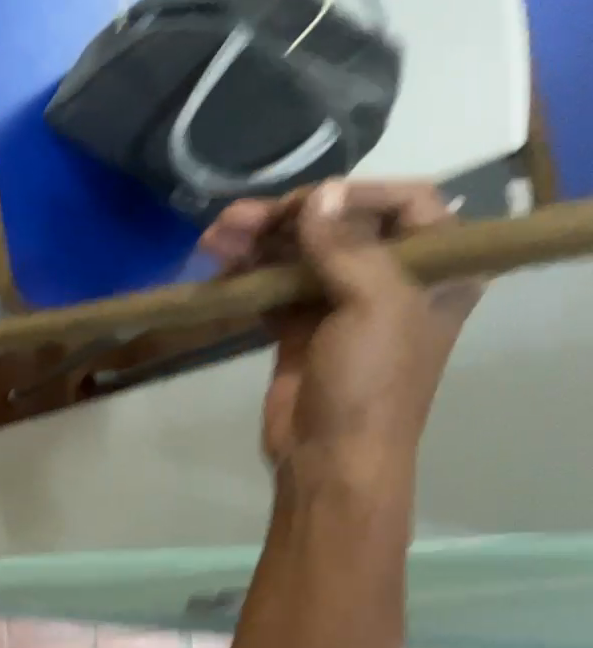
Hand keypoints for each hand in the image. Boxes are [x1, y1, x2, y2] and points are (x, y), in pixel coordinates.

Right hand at [199, 180, 483, 490]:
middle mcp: (392, 280)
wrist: (331, 453)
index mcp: (435, 268)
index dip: (352, 195)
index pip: (405, 203)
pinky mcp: (299, 330)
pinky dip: (245, 277)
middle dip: (286, 219)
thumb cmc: (369, 381)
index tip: (300, 204)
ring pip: (298, 258)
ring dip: (256, 245)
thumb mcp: (373, 305)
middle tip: (233, 221)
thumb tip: (317, 196)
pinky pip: (272, 290)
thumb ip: (346, 247)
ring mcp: (341, 306)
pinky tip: (218, 271)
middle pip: (338, 229)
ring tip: (212, 240)